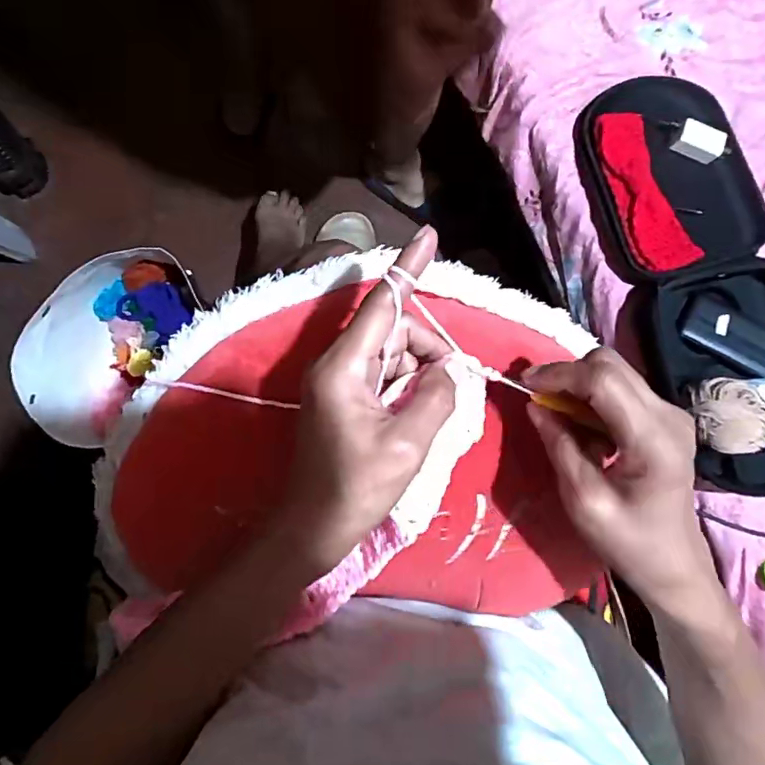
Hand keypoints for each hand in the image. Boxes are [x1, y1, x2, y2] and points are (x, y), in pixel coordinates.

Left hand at [271, 227, 458, 574]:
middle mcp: (338, 364)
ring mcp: (340, 382)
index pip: (383, 304)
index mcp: (345, 367)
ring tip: (435, 407)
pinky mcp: (346, 399)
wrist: (311, 529)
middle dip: (429, 347)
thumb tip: (451, 371)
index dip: (408, 268)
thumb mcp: (407, 444)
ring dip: (422, 369)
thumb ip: (437, 398)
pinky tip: (422, 410)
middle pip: (394, 330)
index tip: (428, 235)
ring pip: (394, 353)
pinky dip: (410, 385)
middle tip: (452, 383)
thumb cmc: (354, 488)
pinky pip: (386, 375)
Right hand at [523, 348, 716, 604]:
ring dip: (580, 386)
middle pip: (611, 365)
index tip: (525, 384)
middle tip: (537, 397)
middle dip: (567, 374)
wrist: (675, 565)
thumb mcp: (583, 501)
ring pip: (615, 373)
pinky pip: (622, 389)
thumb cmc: (630, 542)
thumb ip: (560, 446)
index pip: (603, 380)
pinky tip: (583, 428)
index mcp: (653, 438)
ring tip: (557, 416)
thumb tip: (535, 405)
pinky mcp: (666, 418)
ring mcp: (672, 414)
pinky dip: (594, 398)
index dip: (560, 374)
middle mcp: (669, 415)